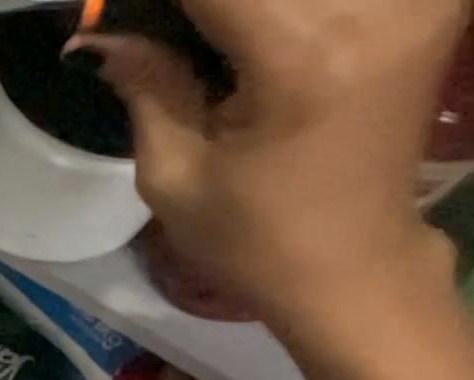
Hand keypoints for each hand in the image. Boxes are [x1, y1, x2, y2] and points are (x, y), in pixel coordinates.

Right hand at [75, 0, 471, 324]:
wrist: (349, 260)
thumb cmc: (248, 238)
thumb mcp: (173, 174)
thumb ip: (146, 84)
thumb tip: (93, 32)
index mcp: (304, 56)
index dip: (150, 2)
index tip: (106, 16)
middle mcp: (379, 5)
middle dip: (195, 6)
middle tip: (148, 33)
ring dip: (233, 10)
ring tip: (193, 42)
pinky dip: (273, 11)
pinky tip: (236, 37)